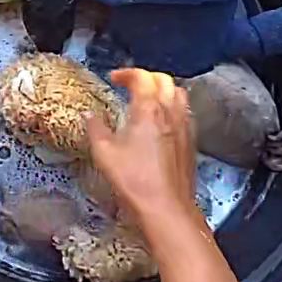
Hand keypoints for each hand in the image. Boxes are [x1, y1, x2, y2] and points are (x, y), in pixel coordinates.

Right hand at [85, 69, 199, 234]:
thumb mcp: (105, 154)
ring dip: (163, 89)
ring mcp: (185, 126)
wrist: (167, 208)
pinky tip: (163, 121)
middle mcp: (170, 112)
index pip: (141, 77)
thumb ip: (96, 129)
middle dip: (146, 77)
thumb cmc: (136, 181)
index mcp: (148, 109)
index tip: (115, 78)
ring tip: (149, 98)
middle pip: (163, 79)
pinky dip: (173, 106)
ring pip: (178, 92)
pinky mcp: (191, 141)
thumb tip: (90, 116)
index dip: (127, 73)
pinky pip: (185, 111)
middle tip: (131, 84)